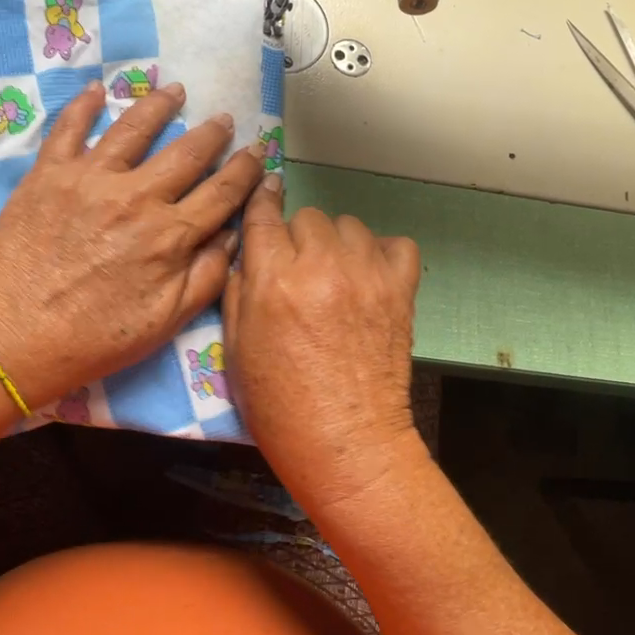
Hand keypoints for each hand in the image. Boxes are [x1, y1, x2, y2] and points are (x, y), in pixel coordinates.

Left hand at [0, 81, 263, 408]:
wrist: (13, 335)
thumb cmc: (94, 338)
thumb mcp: (166, 321)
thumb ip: (207, 276)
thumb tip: (234, 235)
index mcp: (170, 236)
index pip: (221, 192)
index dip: (245, 170)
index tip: (259, 152)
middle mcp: (137, 196)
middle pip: (186, 153)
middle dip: (212, 134)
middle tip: (224, 119)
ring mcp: (91, 179)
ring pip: (134, 128)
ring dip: (159, 105)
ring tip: (175, 90)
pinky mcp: (49, 173)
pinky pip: (70, 128)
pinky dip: (84, 104)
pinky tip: (98, 90)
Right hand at [223, 175, 425, 506]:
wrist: (344, 442)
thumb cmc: (277, 404)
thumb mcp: (235, 348)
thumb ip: (238, 291)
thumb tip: (249, 255)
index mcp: (273, 280)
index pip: (263, 216)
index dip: (261, 201)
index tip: (264, 193)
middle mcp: (320, 266)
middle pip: (307, 217)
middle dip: (297, 239)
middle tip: (297, 272)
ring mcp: (365, 275)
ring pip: (348, 225)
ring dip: (336, 244)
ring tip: (334, 276)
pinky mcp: (399, 289)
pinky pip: (395, 244)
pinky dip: (380, 253)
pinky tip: (368, 276)